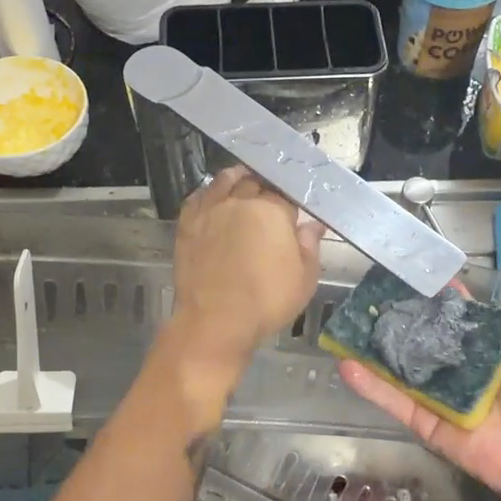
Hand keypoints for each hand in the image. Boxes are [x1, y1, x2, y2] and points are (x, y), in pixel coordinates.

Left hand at [165, 166, 325, 376]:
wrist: (215, 321)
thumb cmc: (266, 302)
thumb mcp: (304, 279)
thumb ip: (309, 246)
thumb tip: (314, 225)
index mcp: (272, 211)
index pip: (286, 194)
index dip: (291, 202)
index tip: (294, 212)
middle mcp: (240, 202)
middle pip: (255, 183)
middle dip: (264, 188)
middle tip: (270, 200)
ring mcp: (210, 210)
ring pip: (225, 180)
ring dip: (237, 179)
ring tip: (243, 183)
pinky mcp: (187, 224)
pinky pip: (198, 196)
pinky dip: (209, 192)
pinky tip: (213, 197)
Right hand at [338, 255, 500, 500]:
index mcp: (489, 348)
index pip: (458, 315)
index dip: (440, 295)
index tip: (418, 272)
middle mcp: (460, 367)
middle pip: (423, 336)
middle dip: (400, 315)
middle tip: (373, 292)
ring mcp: (439, 394)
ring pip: (400, 366)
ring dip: (375, 347)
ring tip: (347, 323)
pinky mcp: (424, 421)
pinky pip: (394, 401)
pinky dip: (370, 385)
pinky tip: (346, 364)